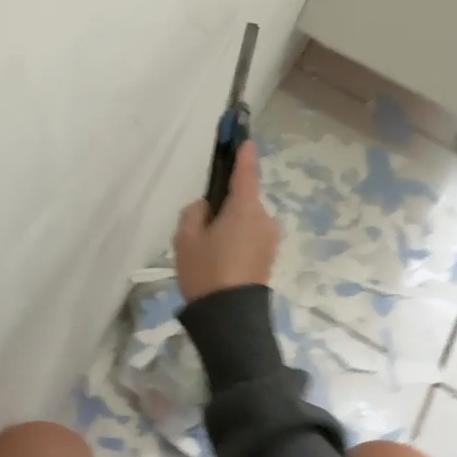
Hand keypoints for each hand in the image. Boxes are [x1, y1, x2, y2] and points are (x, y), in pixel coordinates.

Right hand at [174, 141, 280, 302]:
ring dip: (230, 228)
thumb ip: (194, 213)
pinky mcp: (269, 258)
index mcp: (245, 208)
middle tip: (200, 230)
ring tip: (208, 253)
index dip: (244, 154)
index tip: (245, 138)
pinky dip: (237, 242)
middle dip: (225, 208)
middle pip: (243, 202)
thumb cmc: (206, 272)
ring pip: (246, 222)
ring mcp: (270, 240)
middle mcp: (264, 219)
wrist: (229, 318)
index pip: (246, 172)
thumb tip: (207, 207)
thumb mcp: (186, 238)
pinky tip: (220, 263)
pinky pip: (250, 239)